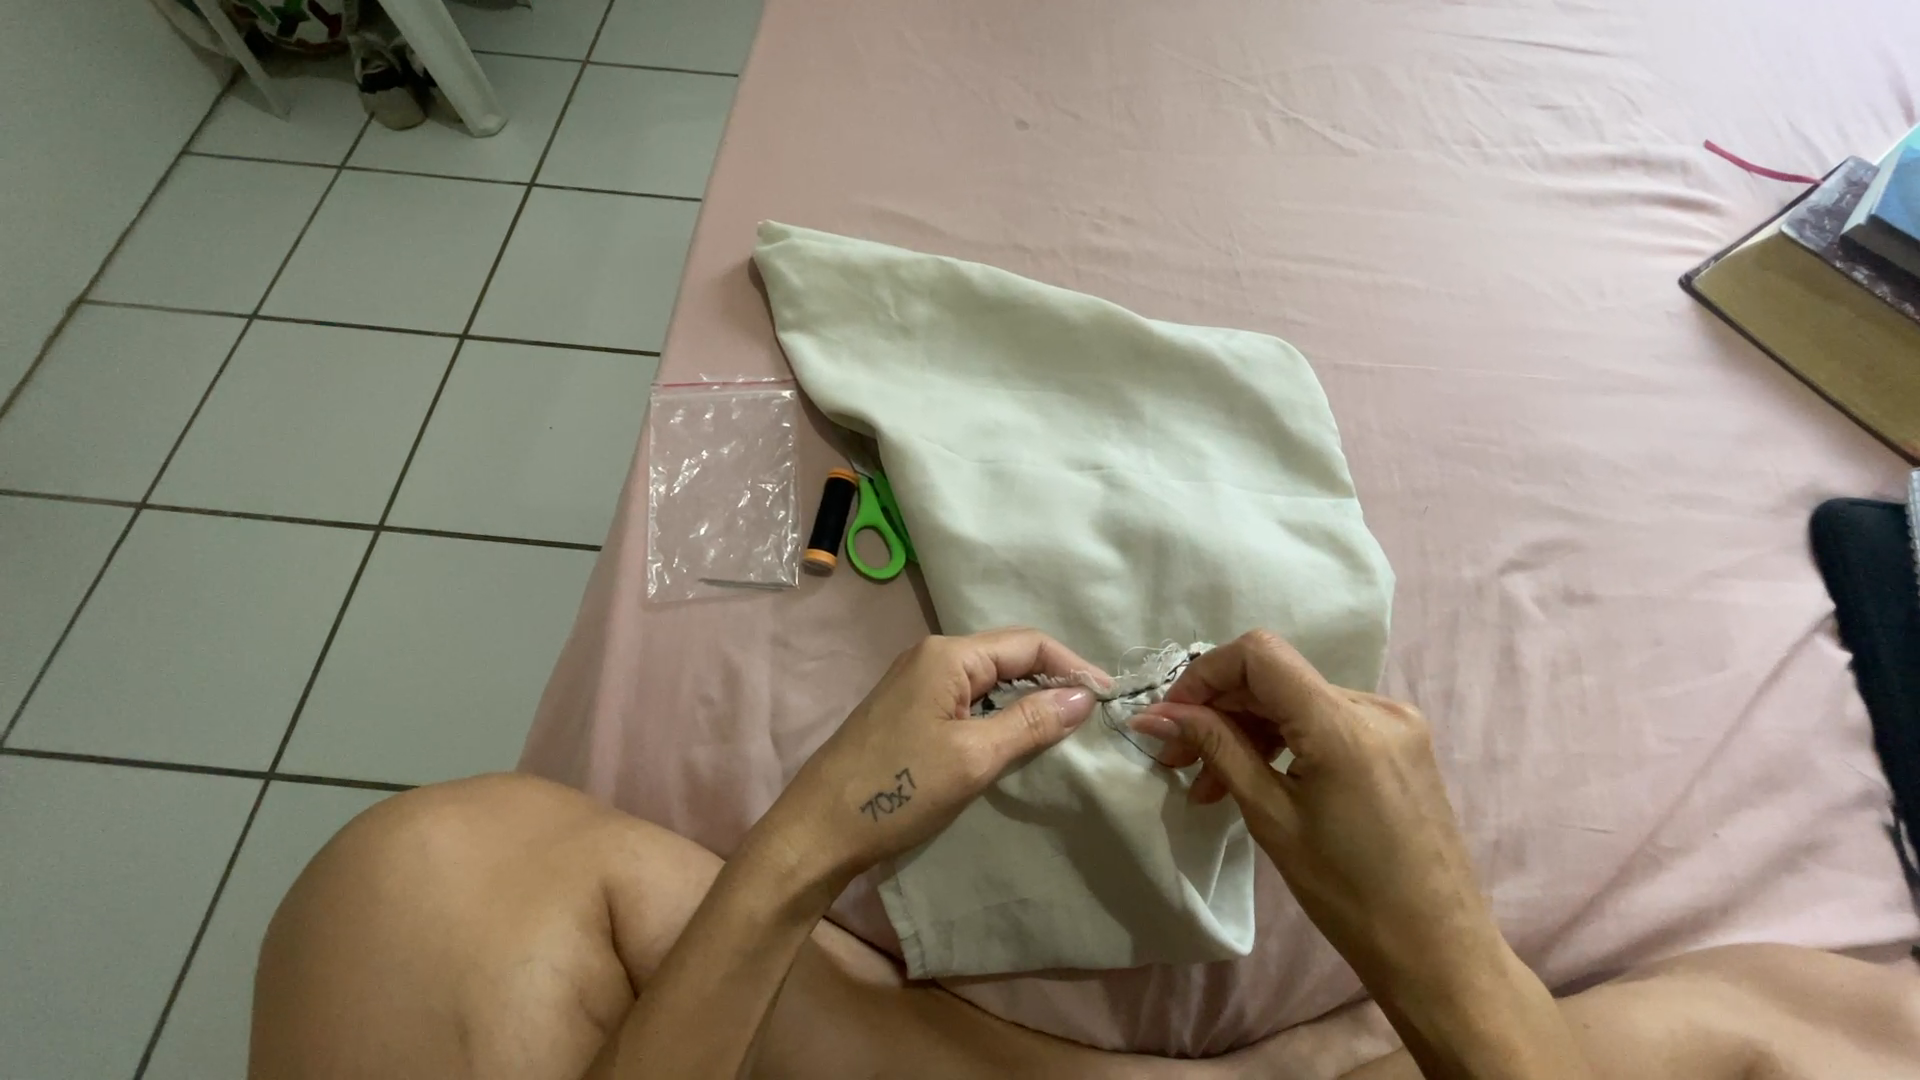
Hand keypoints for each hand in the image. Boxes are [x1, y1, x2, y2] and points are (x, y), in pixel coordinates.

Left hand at [752, 628, 1104, 891]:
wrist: (819, 829)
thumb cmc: (898, 791)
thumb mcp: (973, 758)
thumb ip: (1030, 722)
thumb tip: (1084, 696)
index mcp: (948, 656)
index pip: (1028, 643)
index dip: (1073, 667)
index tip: (1109, 698)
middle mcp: (932, 656)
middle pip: (1009, 655)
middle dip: (1053, 678)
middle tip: (1093, 713)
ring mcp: (917, 681)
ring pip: (989, 678)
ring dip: (1027, 696)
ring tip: (1066, 726)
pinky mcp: (910, 708)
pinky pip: (968, 697)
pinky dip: (1000, 711)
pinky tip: (1018, 735)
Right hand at [1127, 631, 1503, 998]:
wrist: (1440, 952)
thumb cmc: (1349, 894)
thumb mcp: (1270, 816)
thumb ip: (1215, 749)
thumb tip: (1153, 717)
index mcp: (1344, 725)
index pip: (1258, 654)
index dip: (1205, 674)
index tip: (1172, 718)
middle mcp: (1374, 706)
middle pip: (1272, 677)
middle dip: (1216, 710)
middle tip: (1176, 759)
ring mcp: (1392, 721)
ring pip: (1293, 699)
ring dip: (1244, 729)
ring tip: (1209, 782)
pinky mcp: (1398, 740)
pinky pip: (1322, 719)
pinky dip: (1280, 740)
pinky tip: (1255, 777)